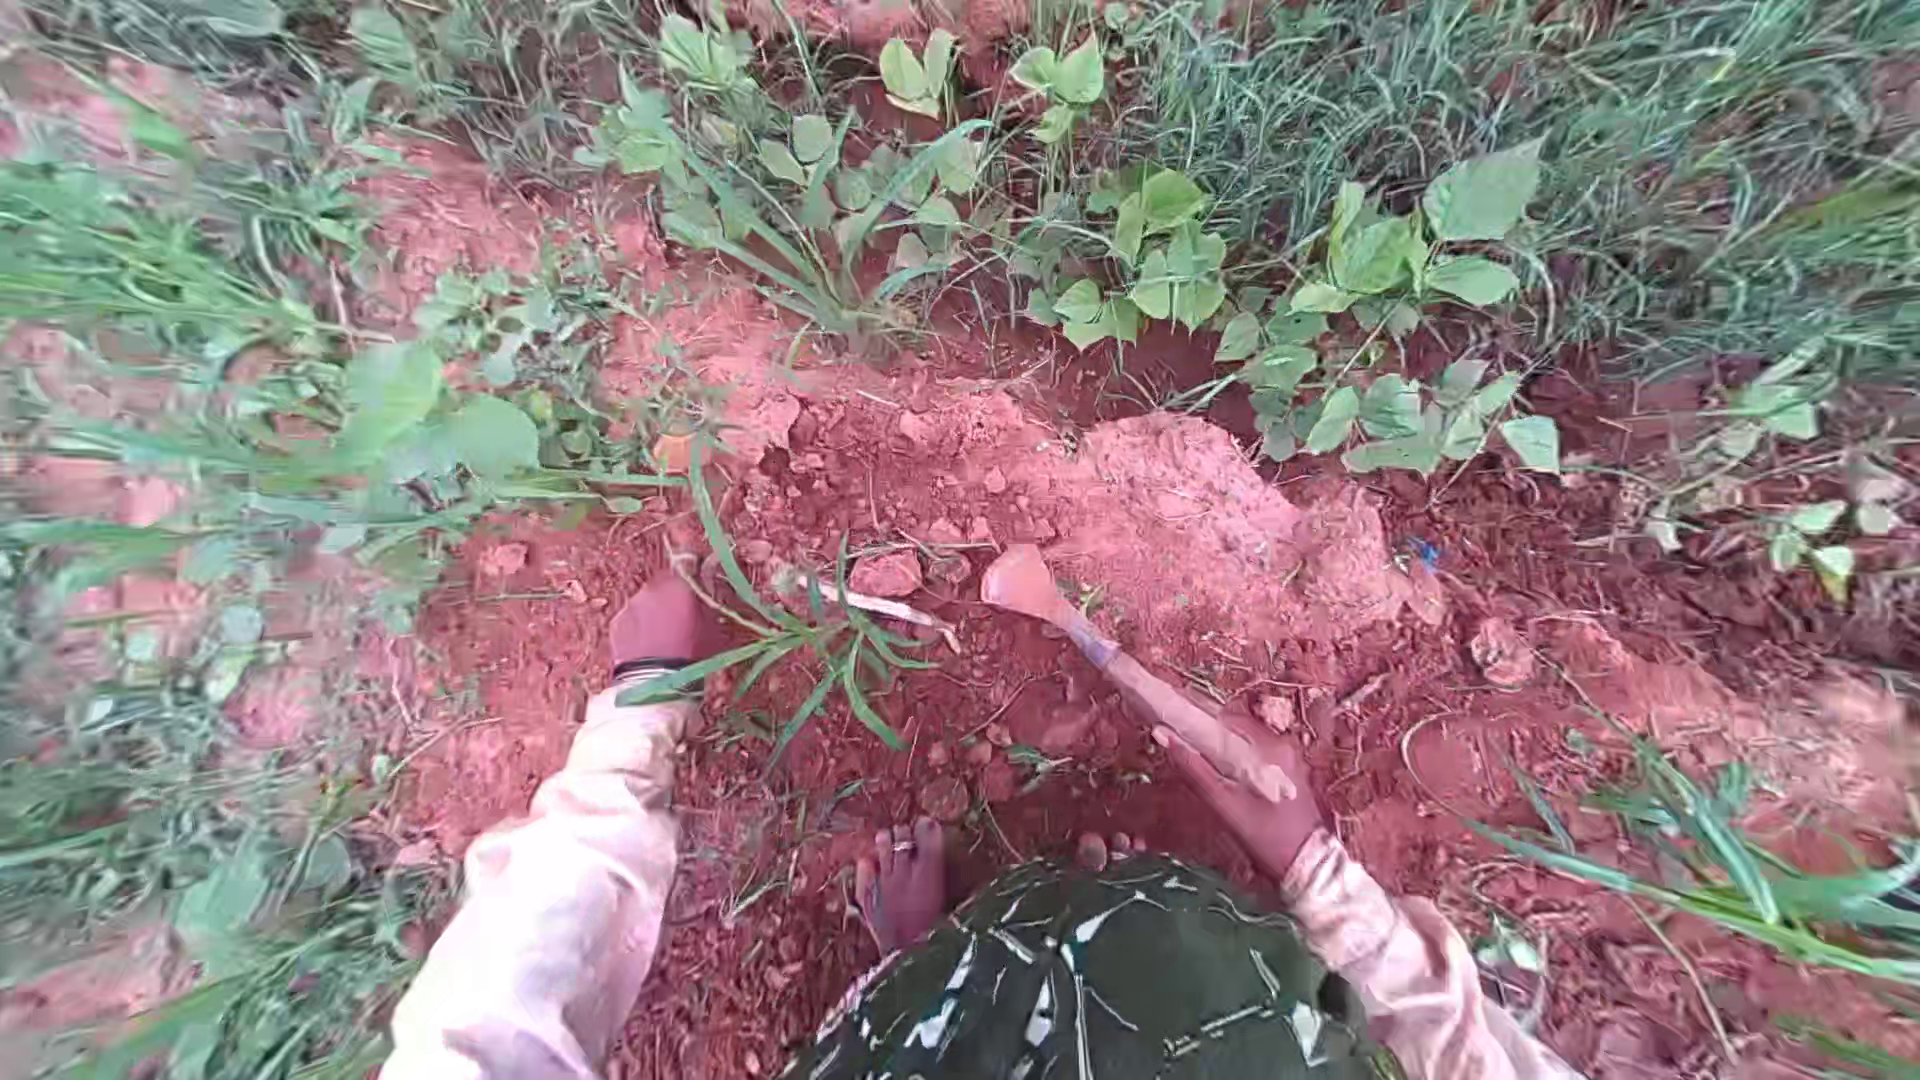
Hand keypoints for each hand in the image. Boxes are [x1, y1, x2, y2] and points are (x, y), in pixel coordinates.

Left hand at [608, 556, 714, 669]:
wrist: (654, 682)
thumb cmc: (692, 653)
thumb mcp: (713, 625)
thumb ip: (711, 599)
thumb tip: (712, 583)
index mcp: (680, 585)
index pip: (687, 562)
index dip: (694, 570)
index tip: (701, 578)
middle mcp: (652, 588)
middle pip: (666, 581)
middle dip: (674, 592)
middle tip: (685, 612)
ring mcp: (631, 605)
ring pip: (648, 599)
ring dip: (657, 609)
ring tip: (666, 632)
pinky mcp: (617, 623)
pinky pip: (633, 617)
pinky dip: (641, 624)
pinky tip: (650, 642)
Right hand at [1156, 708, 1323, 881]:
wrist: (1309, 870)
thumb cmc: (1266, 838)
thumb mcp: (1223, 803)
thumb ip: (1192, 767)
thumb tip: (1163, 735)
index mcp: (1271, 747)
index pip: (1228, 716)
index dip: (1199, 718)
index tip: (1177, 724)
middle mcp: (1284, 746)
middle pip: (1236, 727)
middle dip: (1209, 733)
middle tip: (1185, 743)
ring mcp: (1290, 759)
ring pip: (1245, 741)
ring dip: (1222, 746)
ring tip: (1201, 759)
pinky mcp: (1291, 773)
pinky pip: (1256, 754)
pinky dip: (1237, 757)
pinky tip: (1224, 773)